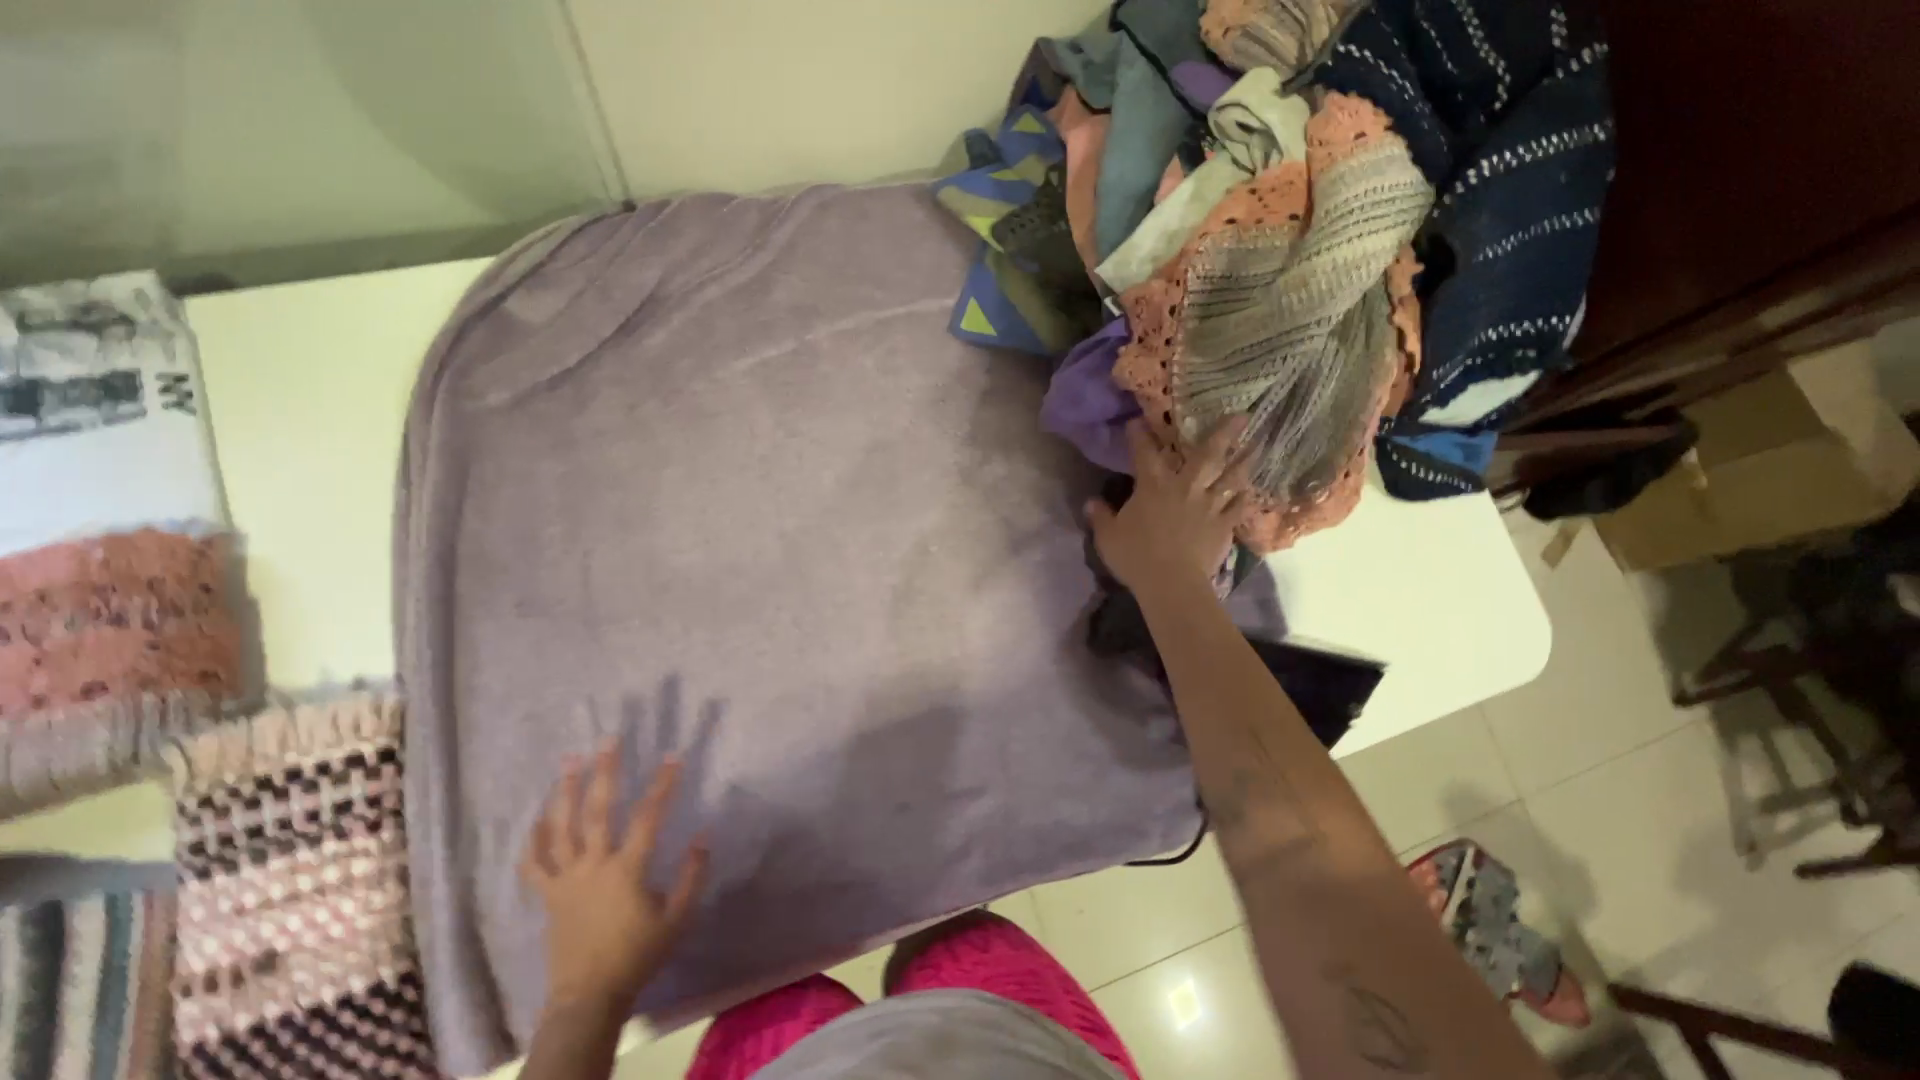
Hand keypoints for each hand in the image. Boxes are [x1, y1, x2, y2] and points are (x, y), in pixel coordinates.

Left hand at [520, 743, 709, 1009]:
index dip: (662, 785)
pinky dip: (534, 838)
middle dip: (605, 772)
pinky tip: (538, 817)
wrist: (590, 994)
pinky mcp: (548, 894)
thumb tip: (704, 836)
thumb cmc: (638, 955)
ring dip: (565, 791)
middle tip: (609, 740)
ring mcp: (566, 879)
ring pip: (562, 827)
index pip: (648, 817)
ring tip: (570, 759)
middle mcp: (593, 865)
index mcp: (626, 870)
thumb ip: (692, 877)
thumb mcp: (678, 919)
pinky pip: (535, 863)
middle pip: (597, 810)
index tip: (673, 756)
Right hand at [1086, 415, 1250, 593]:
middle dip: (1224, 432)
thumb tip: (1090, 502)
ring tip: (1257, 447)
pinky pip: (1238, 507)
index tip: (1138, 421)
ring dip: (1244, 461)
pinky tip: (1250, 491)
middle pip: (1208, 454)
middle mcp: (1185, 486)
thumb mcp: (1108, 536)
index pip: (1144, 452)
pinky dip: (1244, 498)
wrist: (1171, 583)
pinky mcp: (1224, 525)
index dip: (1140, 435)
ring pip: (1231, 477)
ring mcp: (1209, 505)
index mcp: (1153, 485)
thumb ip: (1100, 517)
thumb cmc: (1136, 556)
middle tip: (1241, 415)